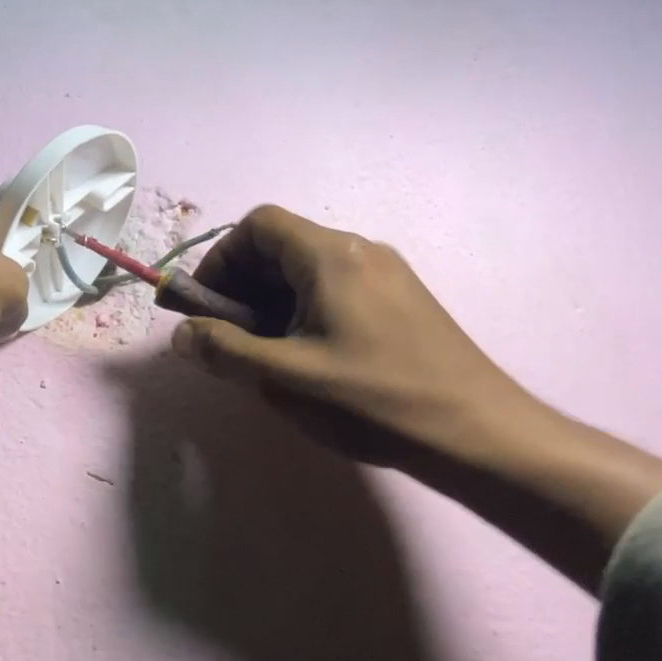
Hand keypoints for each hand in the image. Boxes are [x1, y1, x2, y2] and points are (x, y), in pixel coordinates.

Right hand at [172, 205, 661, 593]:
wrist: (482, 435)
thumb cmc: (376, 400)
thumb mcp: (286, 376)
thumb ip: (223, 350)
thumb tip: (180, 336)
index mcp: (331, 257)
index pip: (258, 225)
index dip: (220, 259)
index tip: (205, 305)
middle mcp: (360, 251)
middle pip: (280, 245)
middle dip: (240, 285)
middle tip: (225, 336)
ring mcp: (386, 275)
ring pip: (305, 271)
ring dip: (268, 302)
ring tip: (262, 354)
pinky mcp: (401, 302)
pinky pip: (333, 289)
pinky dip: (301, 311)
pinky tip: (304, 359)